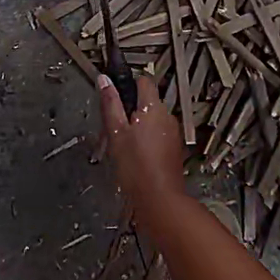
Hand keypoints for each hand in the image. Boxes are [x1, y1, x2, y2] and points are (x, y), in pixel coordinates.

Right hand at [98, 74, 186, 209]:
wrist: (159, 200)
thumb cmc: (136, 167)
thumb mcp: (116, 132)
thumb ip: (110, 104)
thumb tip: (104, 80)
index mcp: (153, 107)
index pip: (143, 80)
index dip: (128, 83)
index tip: (114, 94)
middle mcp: (167, 116)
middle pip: (147, 100)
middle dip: (130, 109)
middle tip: (113, 127)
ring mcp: (173, 132)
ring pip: (152, 118)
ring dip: (138, 125)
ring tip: (123, 144)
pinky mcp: (174, 148)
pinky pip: (159, 134)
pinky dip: (147, 138)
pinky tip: (136, 155)